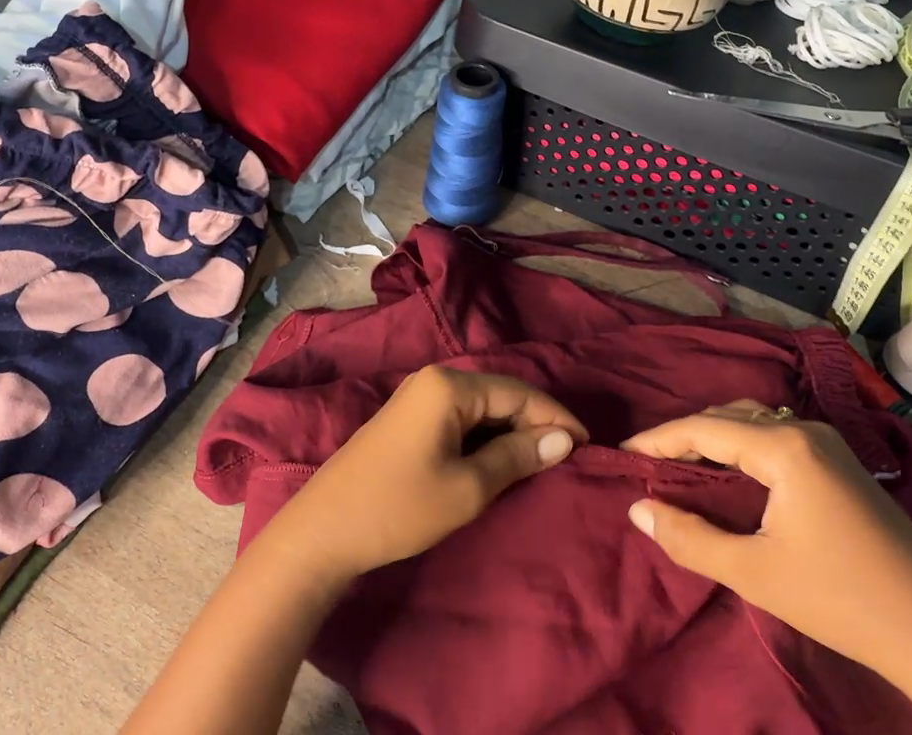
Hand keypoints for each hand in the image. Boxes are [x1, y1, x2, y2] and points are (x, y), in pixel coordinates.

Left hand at [257, 366, 587, 583]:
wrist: (323, 532)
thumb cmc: (399, 508)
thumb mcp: (468, 487)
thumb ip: (518, 456)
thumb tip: (564, 439)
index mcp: (449, 386)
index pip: (519, 392)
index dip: (557, 418)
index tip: (588, 448)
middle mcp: (433, 380)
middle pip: (500, 395)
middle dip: (536, 424)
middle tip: (568, 458)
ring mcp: (417, 398)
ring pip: (481, 408)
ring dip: (512, 431)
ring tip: (542, 462)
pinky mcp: (407, 419)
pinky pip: (460, 418)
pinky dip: (486, 438)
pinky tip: (502, 460)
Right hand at [622, 402, 911, 733]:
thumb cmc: (839, 597)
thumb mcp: (753, 572)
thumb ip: (689, 538)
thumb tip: (638, 510)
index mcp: (785, 446)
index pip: (704, 428)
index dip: (658, 440)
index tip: (621, 456)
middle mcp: (808, 431)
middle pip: (730, 417)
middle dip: (685, 436)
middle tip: (648, 464)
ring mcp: (832, 447)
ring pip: (757, 425)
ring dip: (716, 439)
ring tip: (681, 467)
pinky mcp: (845, 467)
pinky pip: (779, 439)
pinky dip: (744, 449)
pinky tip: (733, 477)